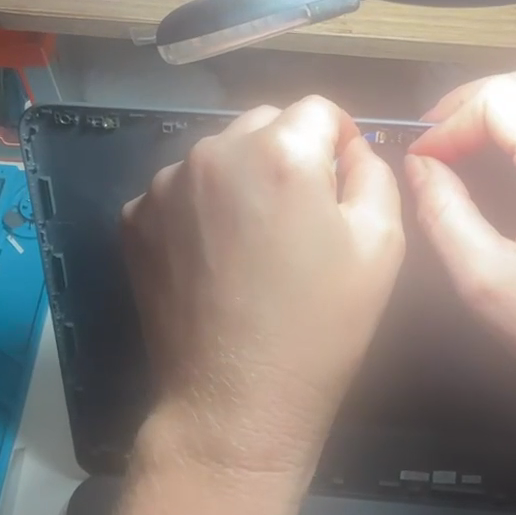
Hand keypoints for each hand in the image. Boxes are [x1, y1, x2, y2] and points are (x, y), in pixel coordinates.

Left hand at [121, 97, 404, 477]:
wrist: (233, 403)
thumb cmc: (320, 327)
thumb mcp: (381, 244)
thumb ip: (372, 172)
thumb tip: (348, 148)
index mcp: (280, 151)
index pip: (318, 110)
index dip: (340, 143)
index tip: (340, 185)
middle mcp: (214, 150)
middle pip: (265, 123)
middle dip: (289, 154)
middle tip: (299, 217)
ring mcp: (165, 183)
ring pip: (220, 153)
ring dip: (241, 177)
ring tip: (252, 241)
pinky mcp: (134, 216)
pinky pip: (181, 188)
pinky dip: (200, 205)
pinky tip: (212, 256)